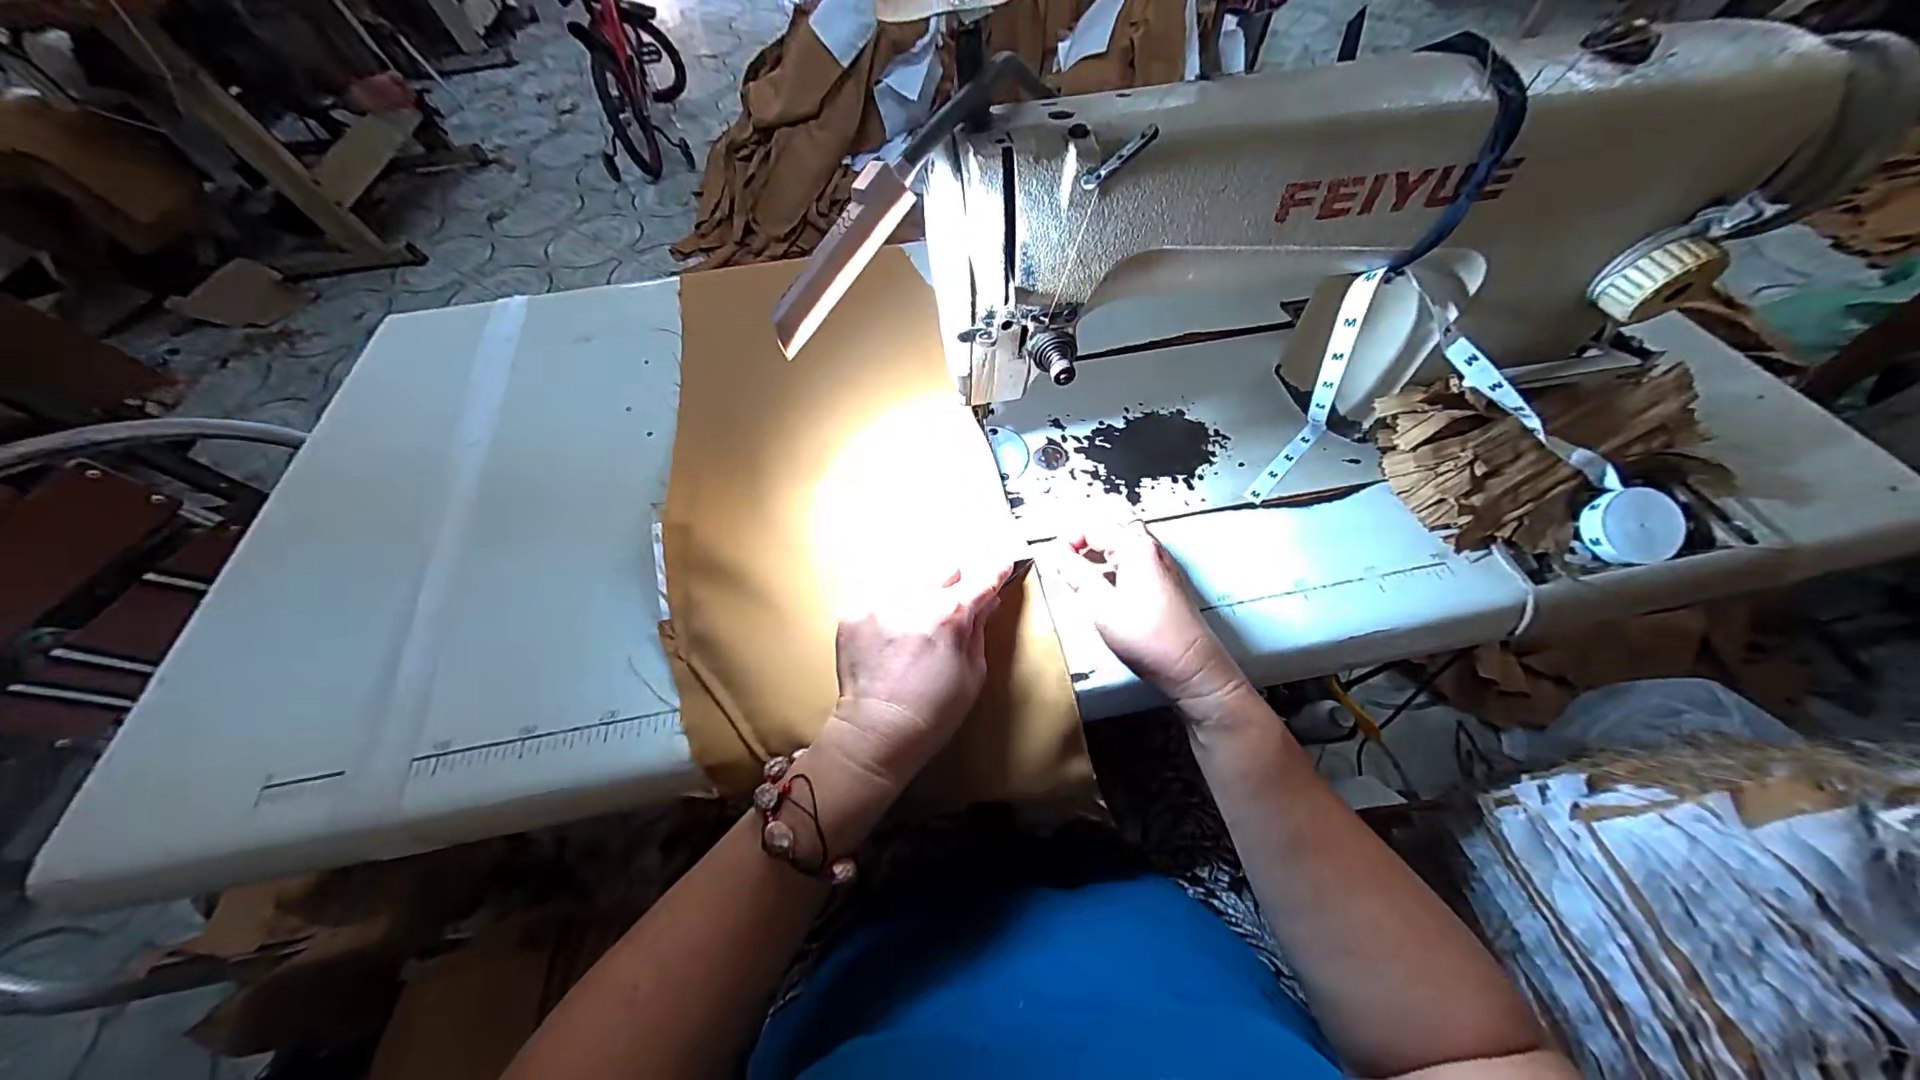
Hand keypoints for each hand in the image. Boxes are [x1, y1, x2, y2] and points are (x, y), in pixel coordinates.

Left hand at [818, 560, 1012, 793]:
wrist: (878, 731)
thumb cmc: (933, 711)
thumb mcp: (973, 673)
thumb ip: (979, 629)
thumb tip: (987, 602)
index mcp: (951, 615)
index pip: (981, 580)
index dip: (996, 573)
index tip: (1002, 566)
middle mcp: (915, 599)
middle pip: (944, 572)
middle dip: (953, 587)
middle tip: (951, 614)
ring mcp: (881, 603)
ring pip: (910, 582)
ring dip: (919, 598)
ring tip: (915, 633)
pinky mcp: (854, 613)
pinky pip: (881, 598)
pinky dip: (890, 612)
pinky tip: (891, 640)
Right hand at [1058, 520, 1246, 707]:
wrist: (1192, 666)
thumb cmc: (1149, 638)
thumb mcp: (1100, 607)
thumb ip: (1076, 575)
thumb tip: (1057, 555)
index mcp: (1136, 548)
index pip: (1093, 526)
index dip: (1069, 539)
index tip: (1055, 558)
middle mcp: (1152, 549)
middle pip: (1113, 525)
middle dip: (1086, 537)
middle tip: (1067, 557)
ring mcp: (1162, 564)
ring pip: (1125, 540)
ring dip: (1100, 548)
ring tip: (1081, 570)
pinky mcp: (1166, 581)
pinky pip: (1135, 557)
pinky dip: (1115, 561)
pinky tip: (1106, 584)